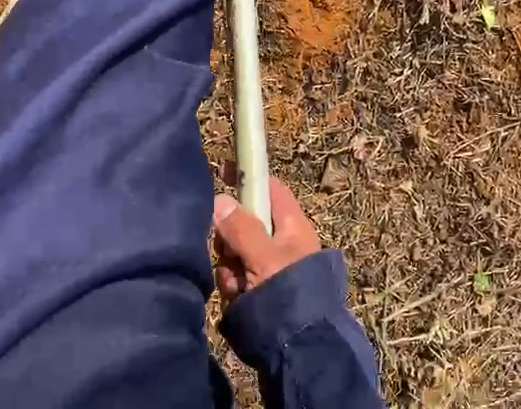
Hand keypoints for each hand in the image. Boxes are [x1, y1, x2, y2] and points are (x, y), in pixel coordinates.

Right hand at [211, 176, 319, 305]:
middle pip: (247, 222)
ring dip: (229, 266)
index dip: (249, 177)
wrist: (300, 350)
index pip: (271, 188)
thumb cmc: (287, 294)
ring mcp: (272, 269)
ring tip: (235, 285)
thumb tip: (221, 199)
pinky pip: (238, 277)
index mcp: (293, 227)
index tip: (224, 172)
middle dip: (231, 237)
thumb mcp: (263, 257)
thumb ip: (241, 227)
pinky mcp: (262, 292)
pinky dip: (233, 286)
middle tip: (227, 251)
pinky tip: (237, 299)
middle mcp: (284, 244)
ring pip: (238, 252)